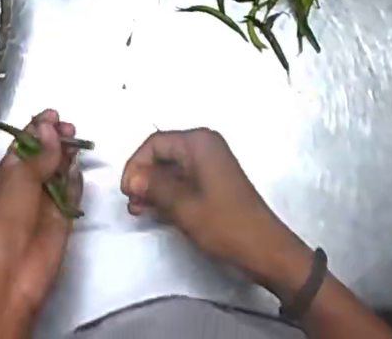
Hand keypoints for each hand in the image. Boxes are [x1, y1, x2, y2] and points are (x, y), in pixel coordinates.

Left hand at [0, 109, 82, 338]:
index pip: (27, 139)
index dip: (40, 125)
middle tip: (70, 129)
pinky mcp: (64, 213)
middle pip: (47, 150)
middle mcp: (30, 180)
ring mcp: (47, 197)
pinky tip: (78, 171)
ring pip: (62, 167)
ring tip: (76, 144)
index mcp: (12, 169)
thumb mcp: (21, 178)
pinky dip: (77, 179)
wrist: (12, 271)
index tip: (54, 114)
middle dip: (58, 137)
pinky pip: (74, 190)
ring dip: (68, 154)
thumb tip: (51, 127)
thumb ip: (41, 153)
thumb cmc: (7, 219)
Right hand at [121, 128, 311, 298]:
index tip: (126, 192)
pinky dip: (168, 193)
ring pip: (172, 168)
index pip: (155, 143)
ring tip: (139, 210)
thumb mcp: (184, 207)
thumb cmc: (225, 224)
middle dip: (144, 176)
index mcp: (198, 142)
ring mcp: (210, 162)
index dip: (136, 164)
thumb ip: (155, 187)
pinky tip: (155, 211)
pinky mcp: (213, 180)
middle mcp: (204, 145)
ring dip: (154, 187)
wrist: (265, 249)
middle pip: (163, 153)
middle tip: (132, 203)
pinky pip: (184, 179)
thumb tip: (132, 177)